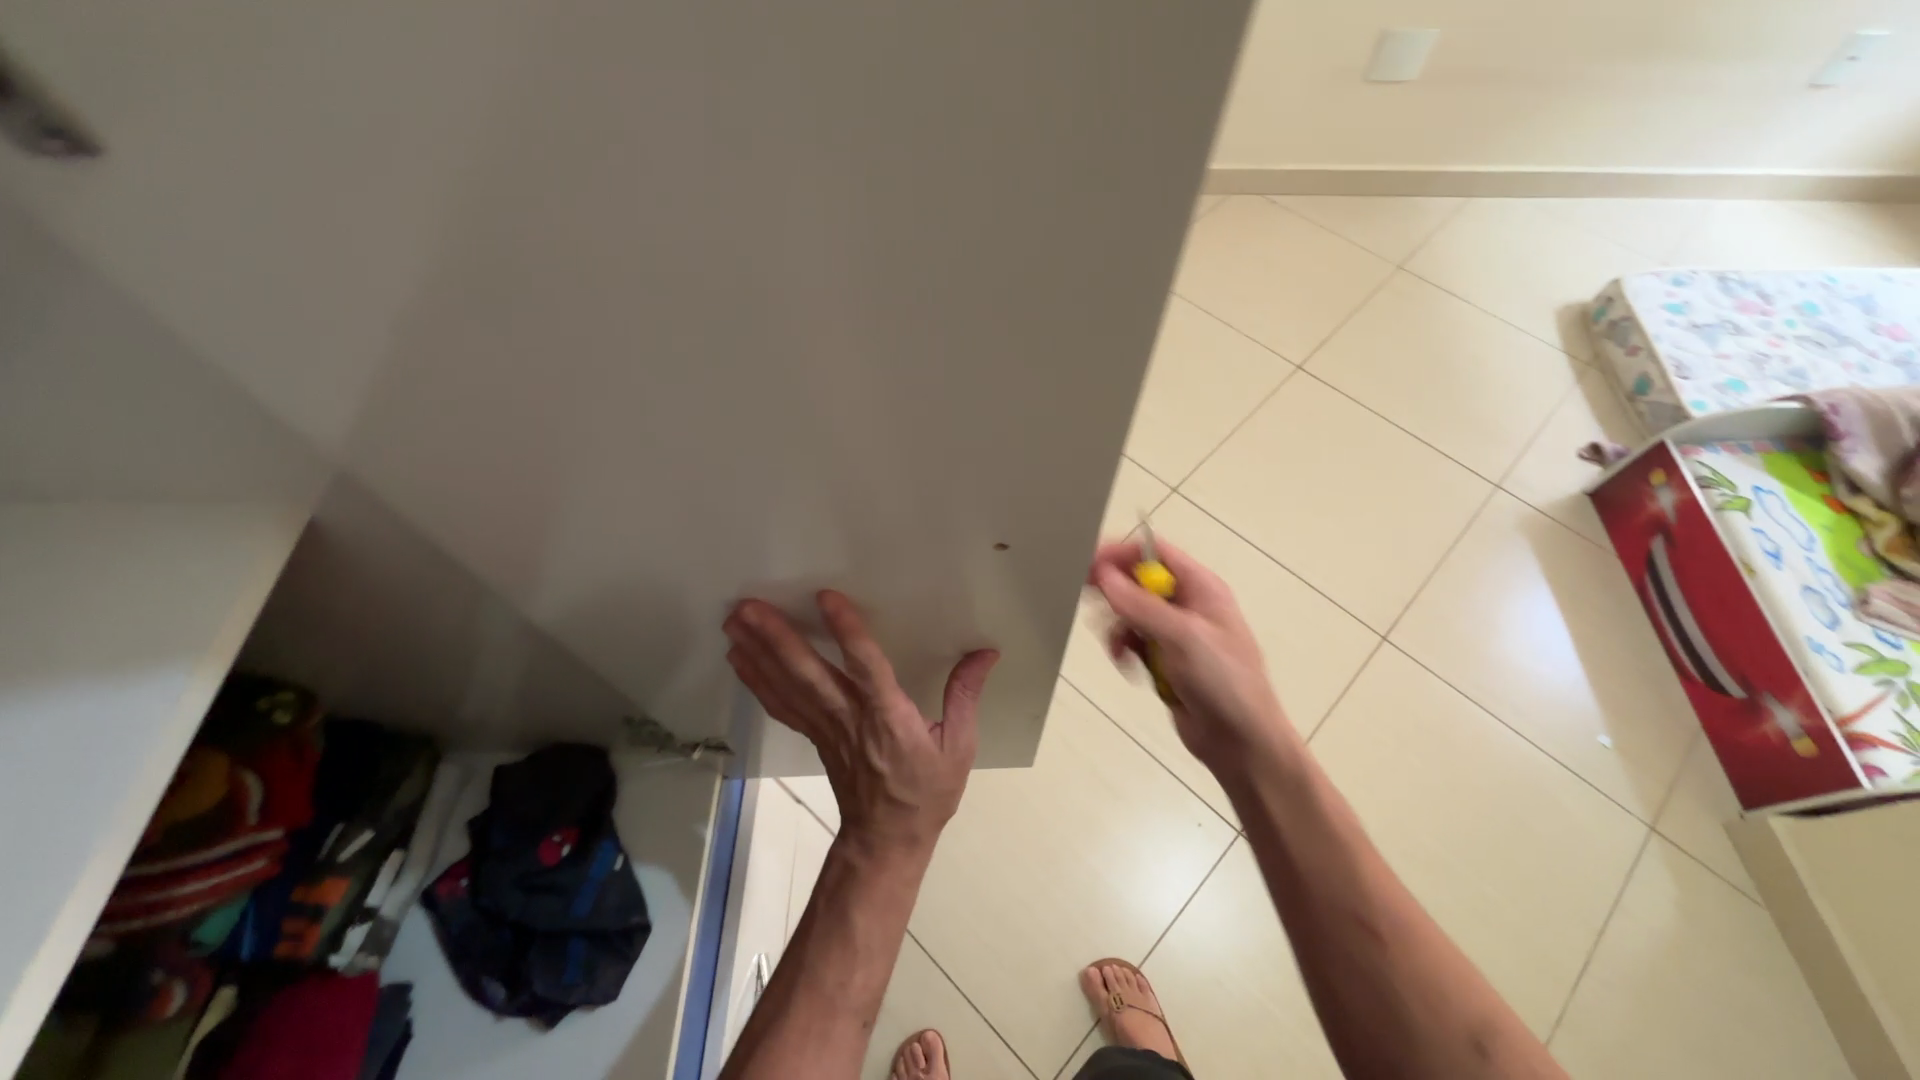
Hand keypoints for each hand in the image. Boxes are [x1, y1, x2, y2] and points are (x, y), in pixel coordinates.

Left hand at [723, 590, 999, 857]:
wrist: (887, 839)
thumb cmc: (926, 792)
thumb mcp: (959, 746)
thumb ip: (966, 695)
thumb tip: (985, 652)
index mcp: (889, 716)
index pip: (866, 667)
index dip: (847, 632)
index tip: (826, 597)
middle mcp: (850, 717)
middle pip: (808, 673)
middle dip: (776, 639)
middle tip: (746, 606)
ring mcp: (826, 728)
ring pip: (786, 686)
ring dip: (757, 652)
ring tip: (732, 621)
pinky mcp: (814, 736)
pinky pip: (781, 705)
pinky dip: (757, 680)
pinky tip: (739, 658)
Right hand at [1089, 539, 1297, 773]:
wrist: (1241, 742)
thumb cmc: (1222, 681)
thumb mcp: (1182, 637)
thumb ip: (1140, 605)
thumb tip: (1103, 575)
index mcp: (1202, 588)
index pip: (1154, 553)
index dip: (1120, 554)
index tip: (1088, 566)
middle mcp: (1188, 605)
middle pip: (1139, 582)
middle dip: (1114, 594)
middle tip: (1090, 605)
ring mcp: (1176, 635)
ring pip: (1131, 615)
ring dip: (1118, 628)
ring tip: (1117, 649)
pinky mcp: (1165, 661)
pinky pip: (1134, 643)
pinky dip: (1125, 651)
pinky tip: (1127, 666)